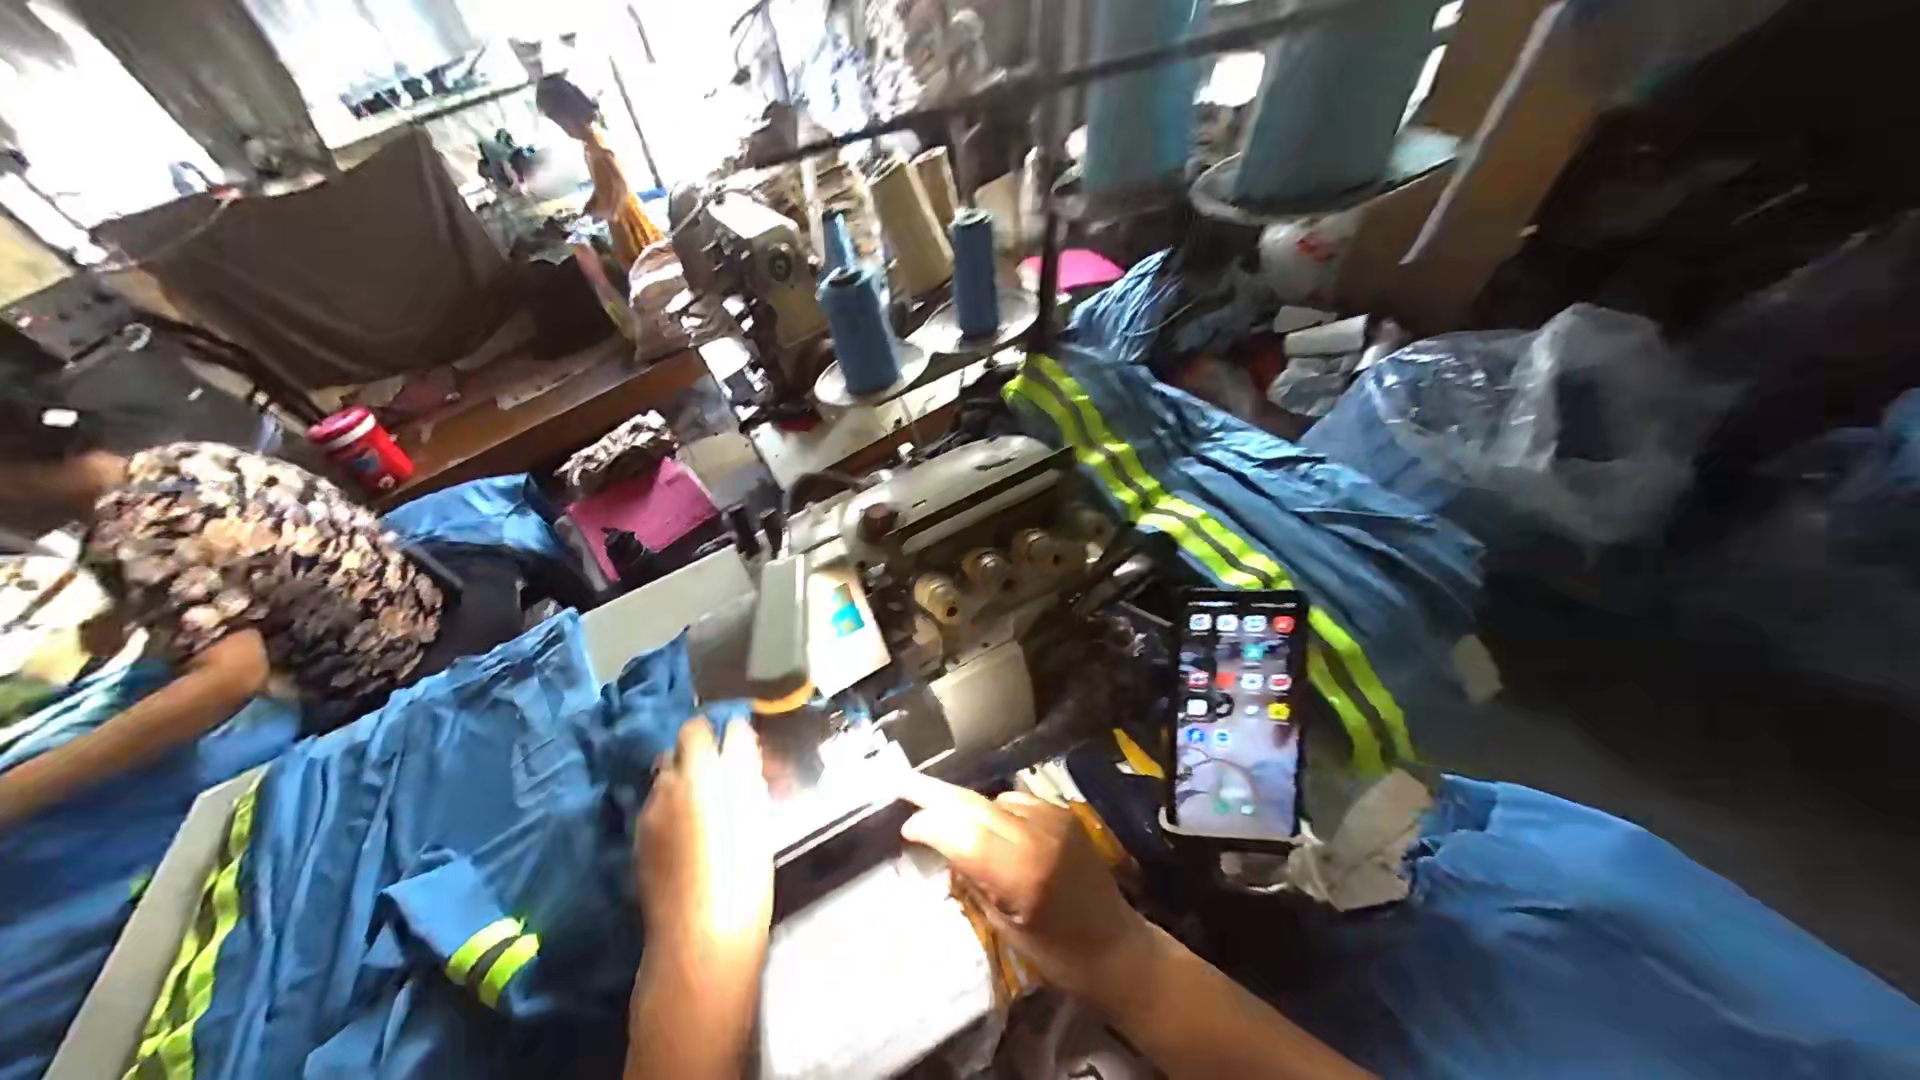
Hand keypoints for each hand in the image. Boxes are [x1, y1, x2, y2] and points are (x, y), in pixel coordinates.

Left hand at [634, 717, 772, 987]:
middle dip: (697, 753)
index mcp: (696, 773)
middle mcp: (664, 787)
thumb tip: (736, 730)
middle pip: (676, 751)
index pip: (697, 728)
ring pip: (664, 781)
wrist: (700, 938)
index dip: (716, 731)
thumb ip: (743, 764)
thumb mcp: (755, 809)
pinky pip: (657, 810)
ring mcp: (647, 817)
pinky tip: (692, 834)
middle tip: (726, 773)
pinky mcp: (639, 845)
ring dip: (684, 782)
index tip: (736, 742)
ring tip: (710, 804)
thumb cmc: (742, 869)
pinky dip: (673, 809)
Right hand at [896, 771, 1155, 1002]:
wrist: (1117, 947)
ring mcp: (1053, 819)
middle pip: (975, 806)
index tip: (906, 828)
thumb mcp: (1004, 927)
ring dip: (967, 806)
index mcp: (1022, 875)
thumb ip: (973, 879)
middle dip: (936, 795)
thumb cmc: (1058, 955)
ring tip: (948, 817)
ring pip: (992, 800)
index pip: (963, 836)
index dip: (930, 826)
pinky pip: (1015, 801)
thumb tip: (942, 846)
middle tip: (904, 784)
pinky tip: (991, 826)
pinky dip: (996, 810)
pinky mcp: (1063, 813)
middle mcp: (1038, 836)